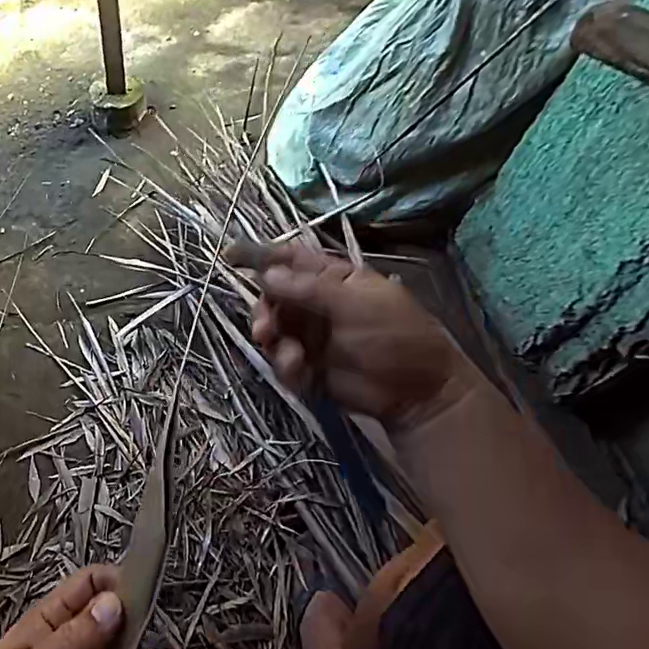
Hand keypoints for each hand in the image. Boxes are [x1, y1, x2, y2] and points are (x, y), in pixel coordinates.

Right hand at [232, 241, 476, 431]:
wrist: (417, 392)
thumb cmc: (397, 336)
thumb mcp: (358, 302)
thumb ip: (310, 288)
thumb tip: (268, 273)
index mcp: (333, 280)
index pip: (291, 260)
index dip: (262, 257)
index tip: (231, 256)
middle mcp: (316, 305)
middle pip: (272, 298)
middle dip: (264, 311)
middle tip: (265, 327)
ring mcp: (311, 338)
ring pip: (273, 331)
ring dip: (272, 341)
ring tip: (290, 355)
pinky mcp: (308, 368)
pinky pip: (282, 362)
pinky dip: (285, 365)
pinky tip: (299, 369)